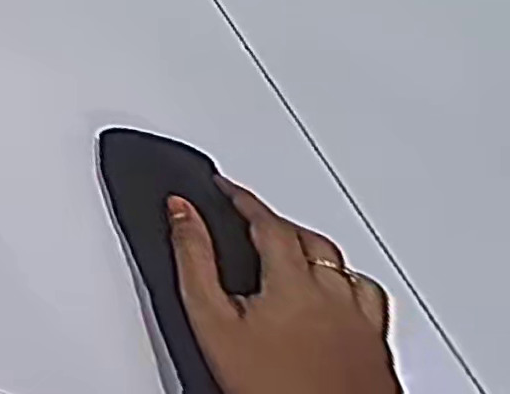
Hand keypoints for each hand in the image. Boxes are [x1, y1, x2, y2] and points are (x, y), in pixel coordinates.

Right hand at [169, 176, 398, 393]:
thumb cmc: (263, 382)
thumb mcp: (207, 311)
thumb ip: (192, 253)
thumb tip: (180, 209)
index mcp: (297, 287)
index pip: (271, 224)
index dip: (243, 198)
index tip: (224, 186)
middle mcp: (341, 304)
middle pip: (315, 243)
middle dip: (277, 220)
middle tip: (246, 211)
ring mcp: (367, 332)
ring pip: (350, 272)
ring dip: (317, 251)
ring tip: (289, 246)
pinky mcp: (381, 356)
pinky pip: (371, 303)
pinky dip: (346, 283)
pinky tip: (329, 293)